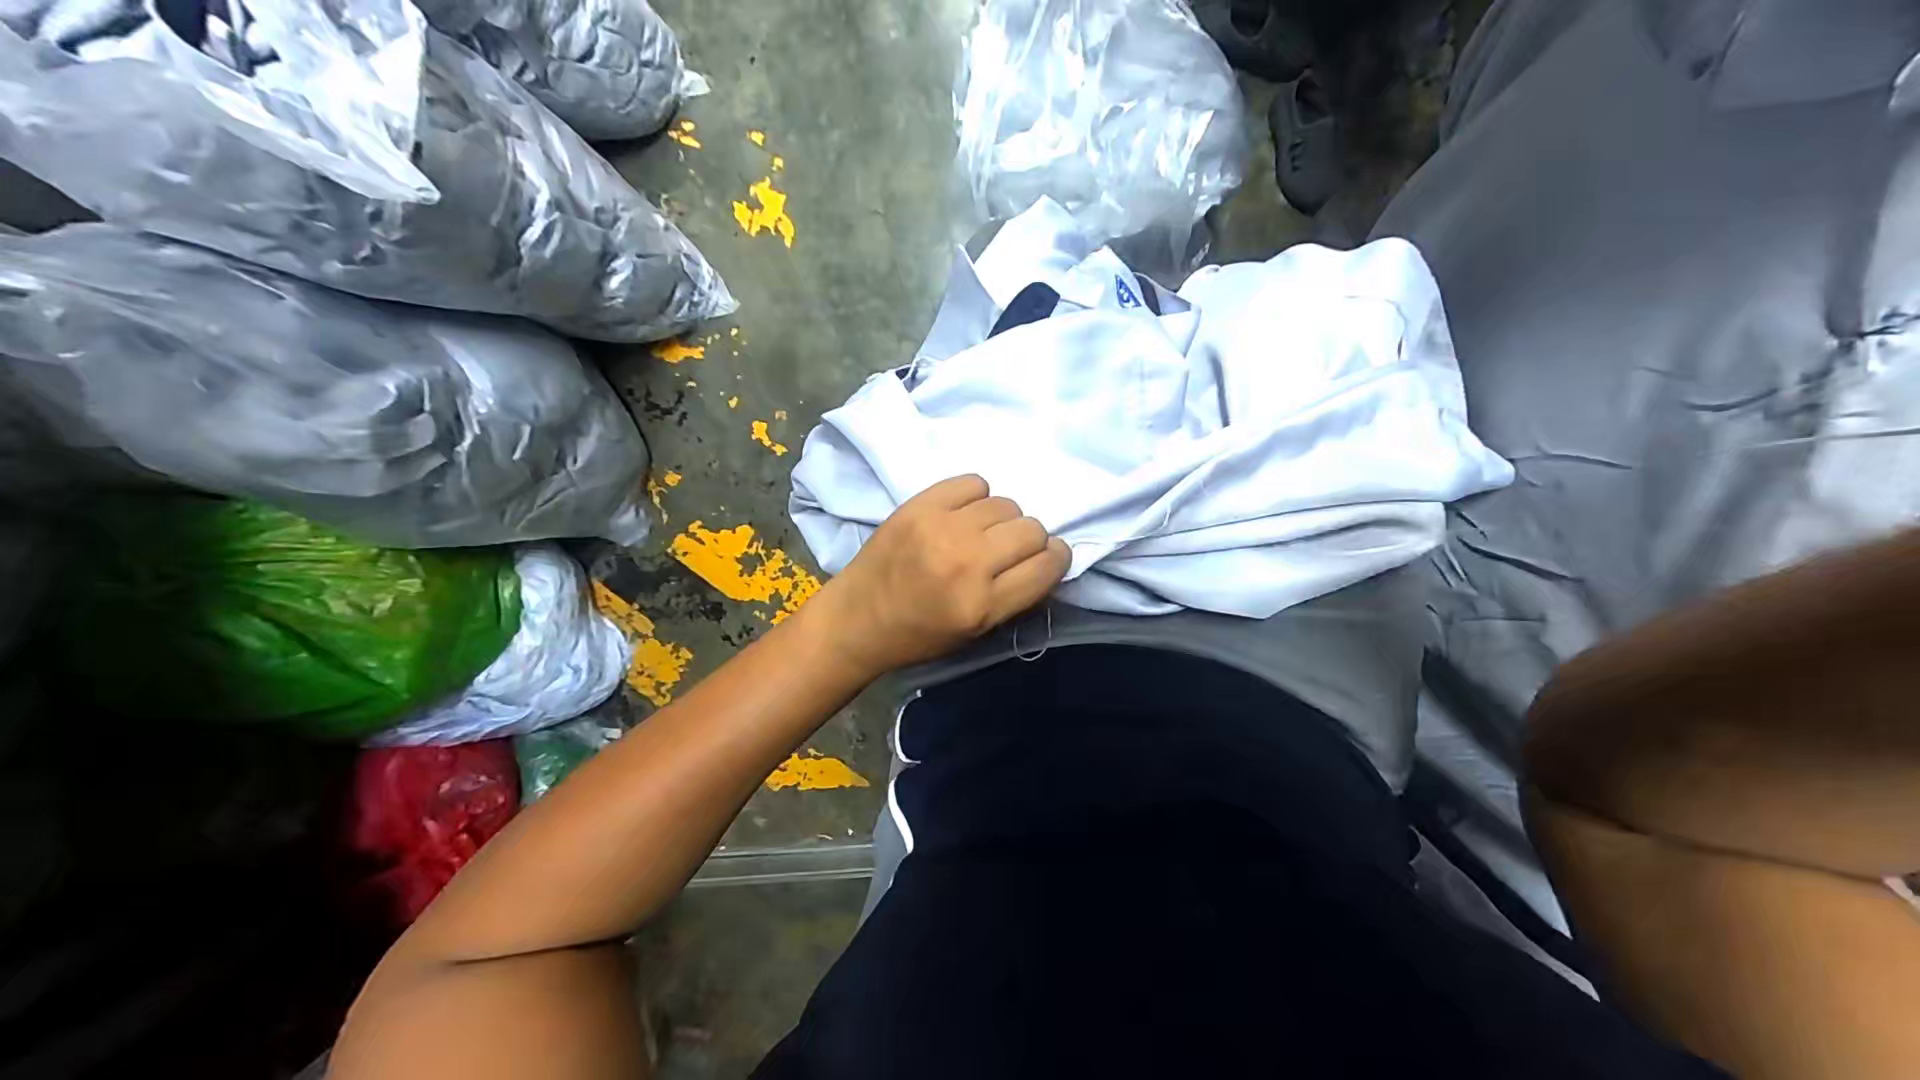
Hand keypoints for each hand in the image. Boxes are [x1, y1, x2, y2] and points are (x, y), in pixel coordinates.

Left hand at [805, 474, 1070, 677]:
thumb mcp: (977, 633)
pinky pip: (973, 483)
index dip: (1055, 560)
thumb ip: (1016, 596)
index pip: (1048, 566)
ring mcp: (941, 528)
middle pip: (1031, 529)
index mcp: (982, 605)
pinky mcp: (920, 505)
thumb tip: (1046, 559)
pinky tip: (961, 514)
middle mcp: (967, 562)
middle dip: (1029, 541)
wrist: (857, 618)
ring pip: (1006, 504)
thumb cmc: (919, 635)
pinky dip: (975, 497)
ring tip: (980, 533)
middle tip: (1007, 550)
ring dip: (1001, 520)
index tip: (1046, 559)